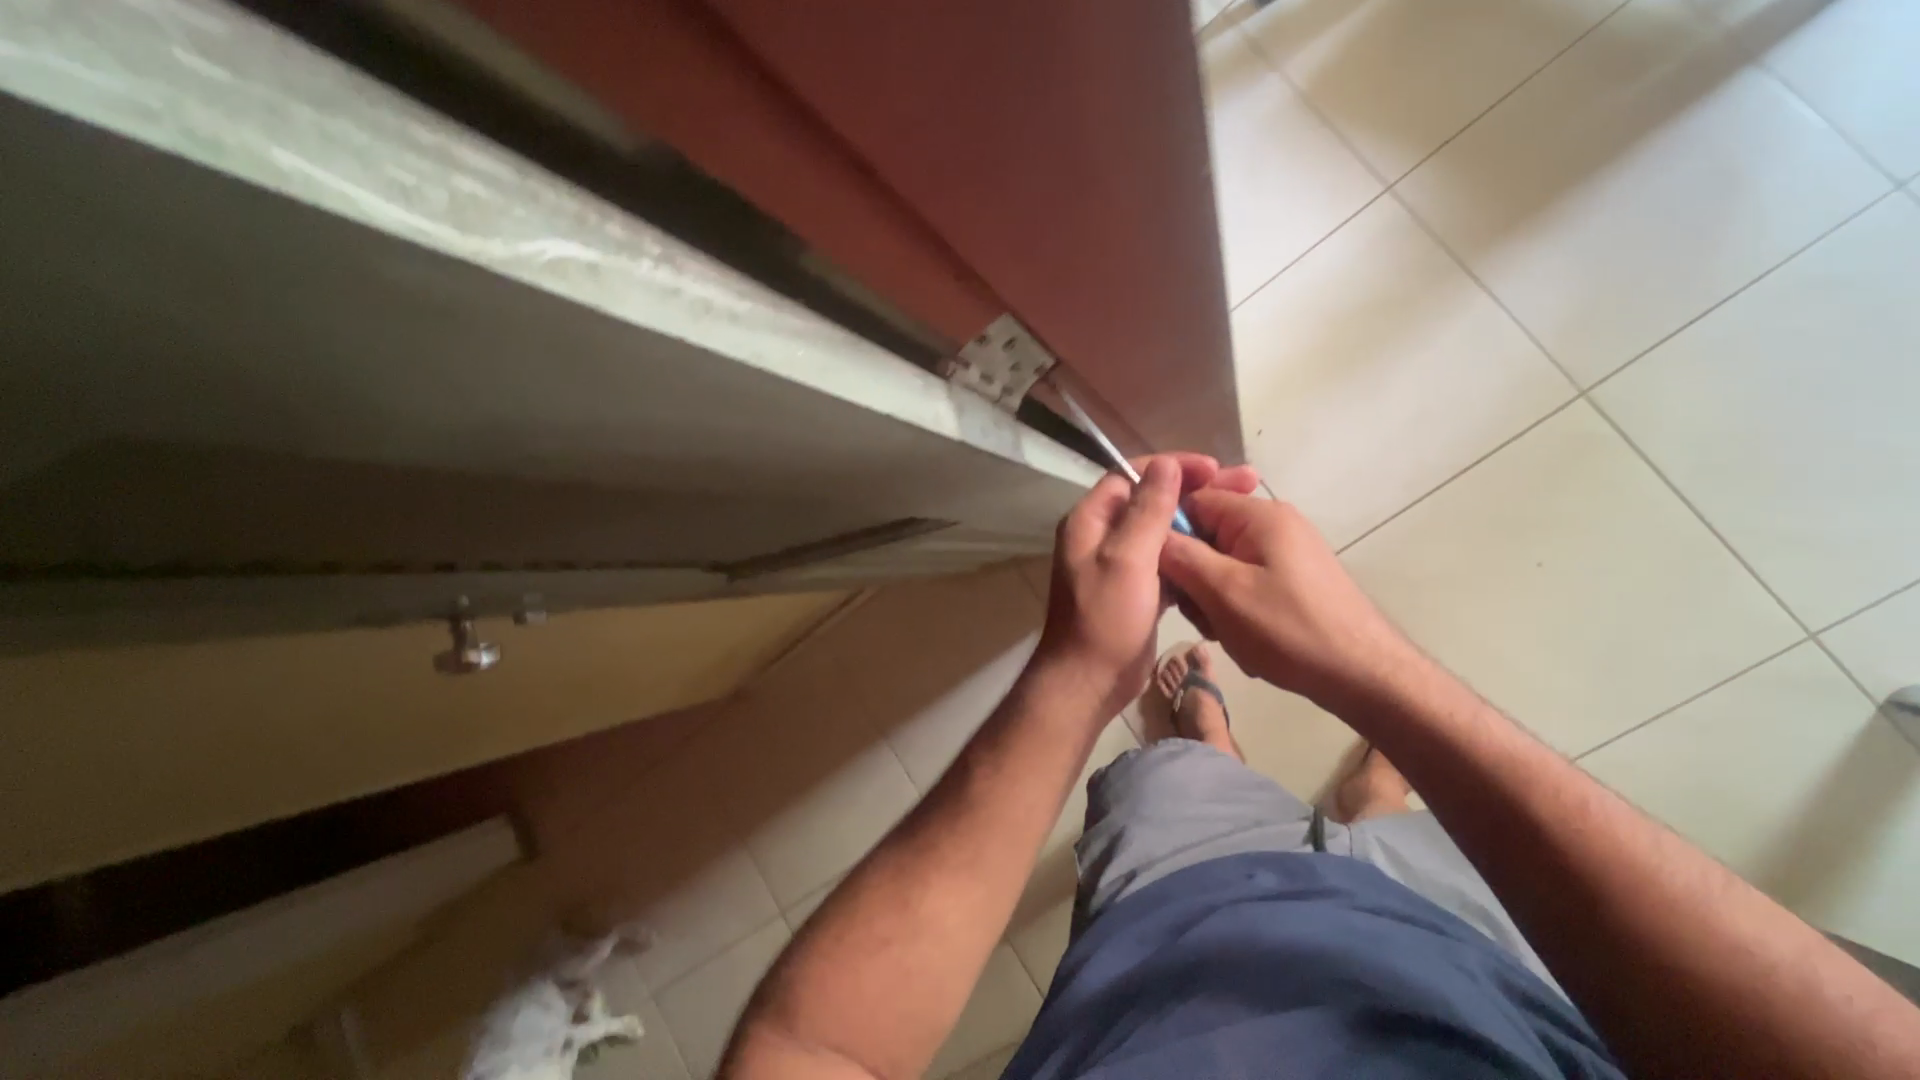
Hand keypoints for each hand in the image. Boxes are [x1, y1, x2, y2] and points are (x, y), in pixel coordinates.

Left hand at [1033, 454, 1257, 714]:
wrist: (1089, 682)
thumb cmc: (1104, 618)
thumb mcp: (1126, 559)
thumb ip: (1147, 511)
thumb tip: (1165, 464)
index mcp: (1091, 521)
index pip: (1132, 475)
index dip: (1173, 467)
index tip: (1215, 467)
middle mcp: (1102, 536)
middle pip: (1152, 500)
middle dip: (1194, 491)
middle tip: (1243, 484)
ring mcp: (1119, 565)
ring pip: (1163, 531)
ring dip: (1197, 521)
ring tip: (1241, 514)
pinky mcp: (1136, 590)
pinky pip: (1167, 561)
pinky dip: (1191, 553)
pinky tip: (1223, 553)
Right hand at [1159, 489, 1416, 708]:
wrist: (1363, 674)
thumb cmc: (1290, 630)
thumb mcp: (1224, 592)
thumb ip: (1181, 556)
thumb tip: (1149, 533)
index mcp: (1258, 515)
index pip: (1191, 501)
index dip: (1166, 533)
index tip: (1158, 572)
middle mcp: (1273, 523)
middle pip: (1205, 534)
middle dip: (1192, 574)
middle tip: (1201, 613)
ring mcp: (1285, 552)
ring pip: (1220, 564)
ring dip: (1211, 598)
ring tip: (1225, 630)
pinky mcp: (1291, 579)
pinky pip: (1243, 582)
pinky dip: (1233, 608)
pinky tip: (1243, 636)